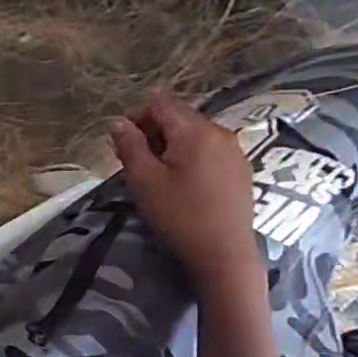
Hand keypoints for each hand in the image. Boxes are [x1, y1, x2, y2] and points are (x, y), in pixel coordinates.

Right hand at [107, 91, 257, 286]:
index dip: (134, 115)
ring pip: (193, 134)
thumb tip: (117, 122)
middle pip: (178, 117)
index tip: (119, 141)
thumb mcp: (144, 180)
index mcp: (195, 130)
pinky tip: (179, 183)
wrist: (223, 253)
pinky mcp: (240, 169)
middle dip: (150, 131)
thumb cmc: (178, 214)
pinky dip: (187, 156)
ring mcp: (234, 150)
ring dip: (168, 145)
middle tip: (131, 160)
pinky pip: (207, 150)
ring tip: (153, 174)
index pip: (160, 104)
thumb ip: (129, 146)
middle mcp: (219, 132)